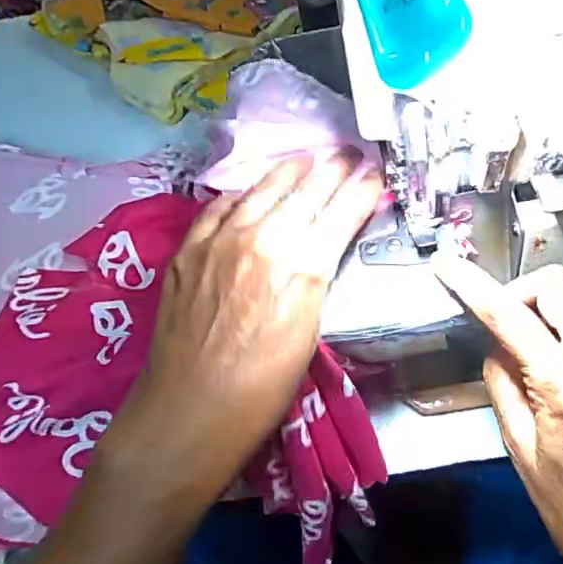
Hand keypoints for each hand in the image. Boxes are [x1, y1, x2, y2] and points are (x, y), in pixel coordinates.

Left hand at [104, 151, 382, 502]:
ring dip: (288, 171)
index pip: (341, 212)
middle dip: (332, 169)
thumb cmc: (263, 388)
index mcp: (300, 265)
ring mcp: (218, 240)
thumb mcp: (309, 332)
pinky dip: (240, 194)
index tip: (375, 173)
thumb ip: (317, 281)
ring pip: (260, 189)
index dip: (362, 190)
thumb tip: (326, 249)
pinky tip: (249, 190)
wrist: (190, 410)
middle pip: (305, 191)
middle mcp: (261, 239)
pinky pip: (217, 208)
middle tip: (347, 154)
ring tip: (306, 159)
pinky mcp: (187, 250)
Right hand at [433, 257, 562, 563]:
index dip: (473, 286)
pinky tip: (537, 367)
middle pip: (556, 285)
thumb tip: (496, 348)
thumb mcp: (521, 451)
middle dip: (516, 289)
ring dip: (536, 311)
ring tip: (511, 352)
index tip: (445, 267)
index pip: (511, 315)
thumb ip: (504, 387)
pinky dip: (553, 331)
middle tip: (492, 323)